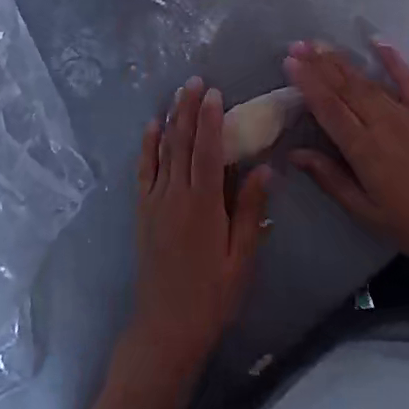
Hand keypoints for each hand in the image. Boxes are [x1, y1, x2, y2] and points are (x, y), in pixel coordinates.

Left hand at [129, 78, 272, 370]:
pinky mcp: (143, 211)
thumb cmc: (212, 295)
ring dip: (171, 119)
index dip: (210, 119)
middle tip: (196, 80)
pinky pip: (144, 170)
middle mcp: (175, 195)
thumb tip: (265, 168)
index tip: (214, 92)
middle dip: (189, 109)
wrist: (166, 327)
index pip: (207, 151)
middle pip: (183, 143)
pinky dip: (148, 145)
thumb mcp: (241, 259)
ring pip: (163, 150)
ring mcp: (155, 201)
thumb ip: (251, 212)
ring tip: (178, 92)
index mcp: (203, 205)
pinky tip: (152, 126)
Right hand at [285, 41, 408, 275]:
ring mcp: (407, 115)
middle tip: (296, 46)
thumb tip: (295, 153)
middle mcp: (384, 125)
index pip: (329, 108)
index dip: (308, 84)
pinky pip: (407, 81)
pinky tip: (379, 42)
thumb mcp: (365, 212)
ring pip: (368, 81)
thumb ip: (330, 179)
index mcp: (366, 150)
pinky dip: (393, 60)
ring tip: (319, 44)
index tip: (289, 63)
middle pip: (345, 88)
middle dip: (319, 64)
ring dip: (342, 61)